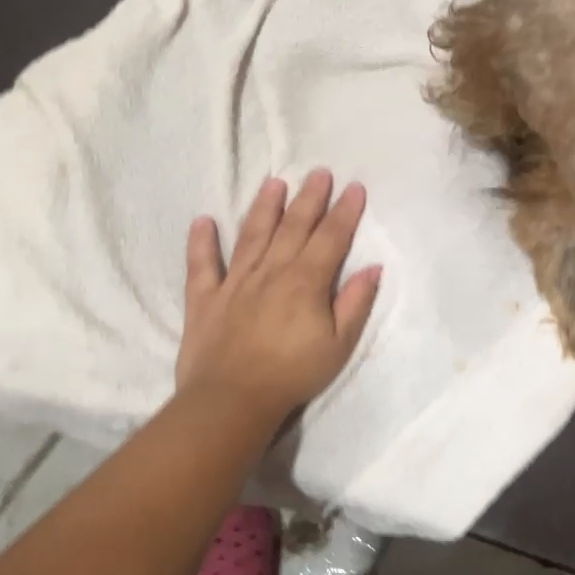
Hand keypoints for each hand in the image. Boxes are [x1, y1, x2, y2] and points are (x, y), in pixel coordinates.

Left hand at [175, 170, 382, 418]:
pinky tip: (203, 221)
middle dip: (310, 198)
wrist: (230, 402)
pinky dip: (201, 243)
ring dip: (264, 208)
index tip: (355, 187)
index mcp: (307, 282)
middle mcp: (271, 273)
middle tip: (319, 172)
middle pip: (294, 228)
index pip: (331, 238)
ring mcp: (235, 284)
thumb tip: (373, 268)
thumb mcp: (340, 343)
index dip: (345, 211)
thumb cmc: (294, 373)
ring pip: (252, 237)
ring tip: (275, 183)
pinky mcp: (204, 300)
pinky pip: (202, 266)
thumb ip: (355, 302)